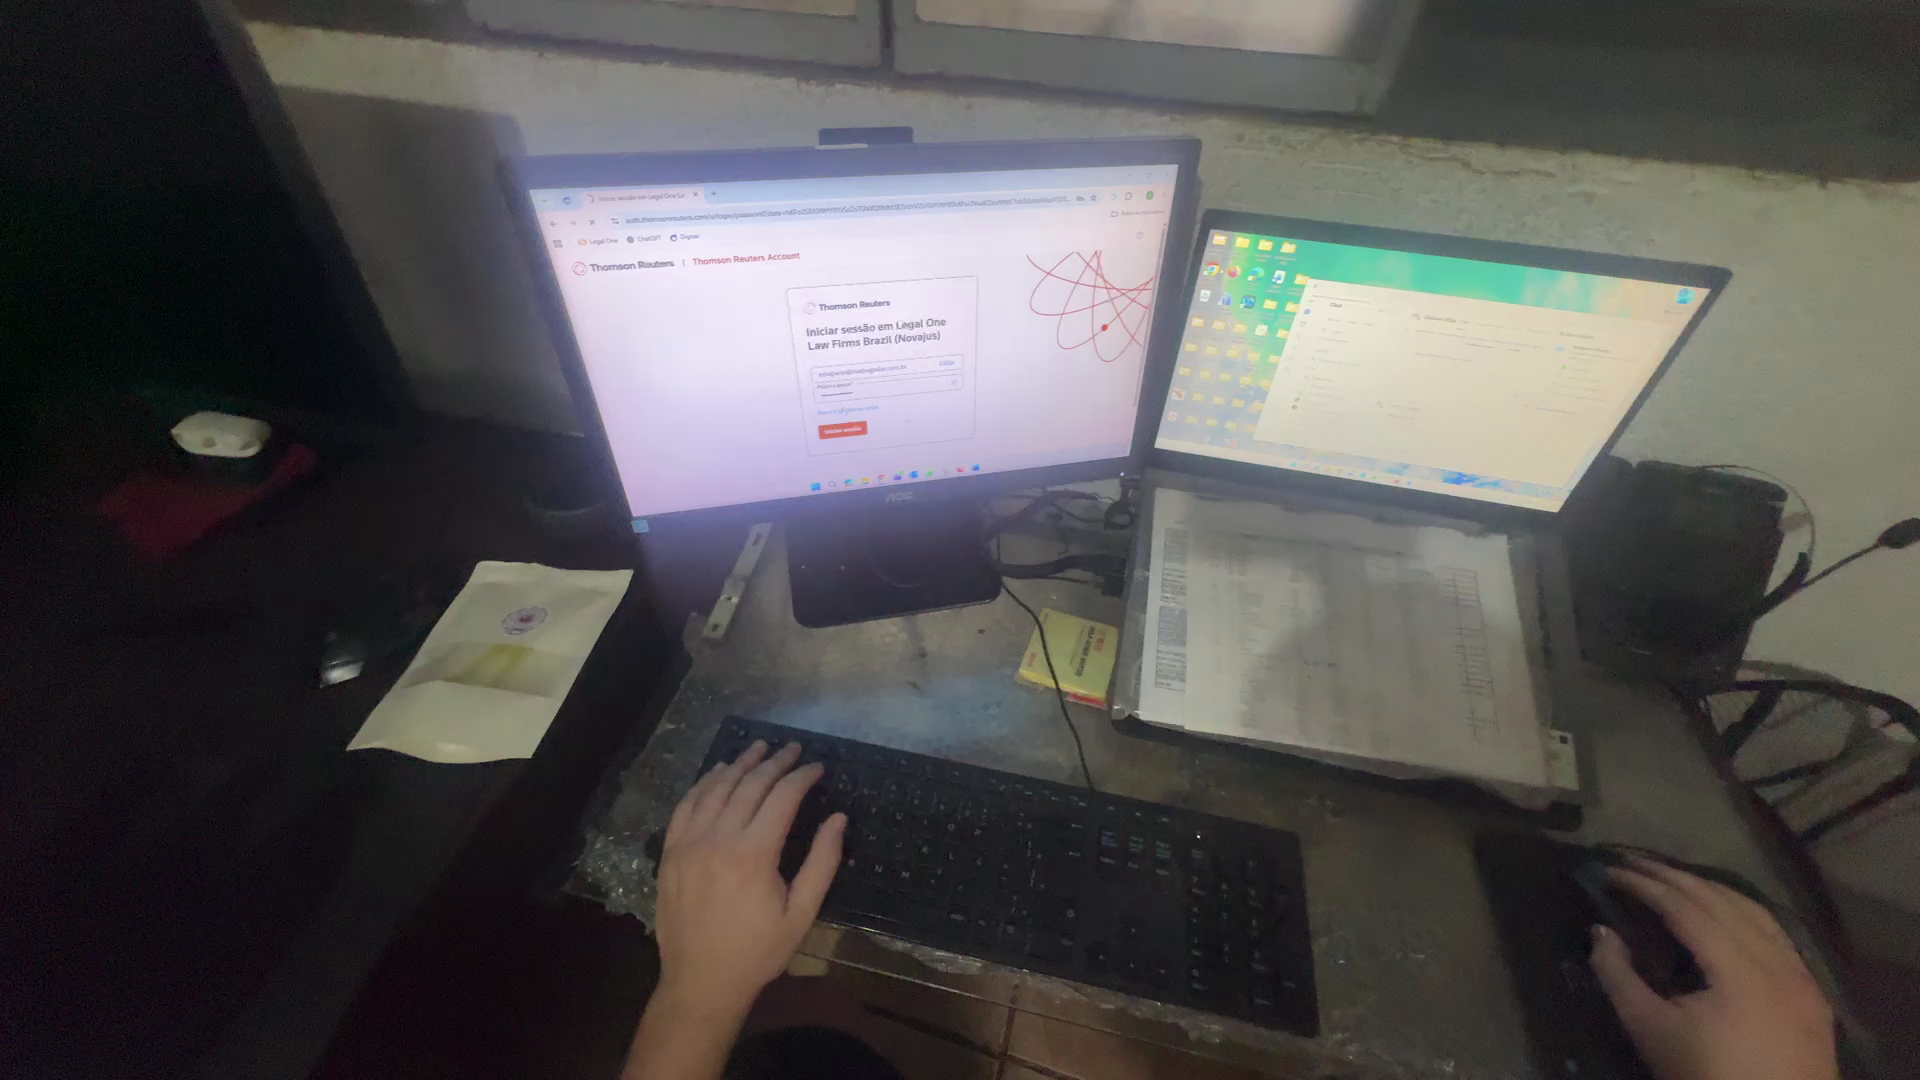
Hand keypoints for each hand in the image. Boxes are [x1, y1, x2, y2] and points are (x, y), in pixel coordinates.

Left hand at [655, 740, 846, 1017]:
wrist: (700, 984)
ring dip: (740, 763)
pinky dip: (704, 783)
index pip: (782, 796)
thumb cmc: (758, 950)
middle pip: (750, 785)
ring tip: (759, 748)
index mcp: (753, 855)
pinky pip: (686, 806)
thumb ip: (822, 862)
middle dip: (775, 762)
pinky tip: (719, 772)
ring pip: (716, 788)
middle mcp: (718, 840)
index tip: (817, 766)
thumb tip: (838, 819)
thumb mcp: (802, 913)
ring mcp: (689, 845)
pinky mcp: (671, 854)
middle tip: (792, 748)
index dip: (802, 776)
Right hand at [1589, 858, 1836, 1079]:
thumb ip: (1616, 972)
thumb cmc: (1705, 1074)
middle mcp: (1779, 968)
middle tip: (1628, 862)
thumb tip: (1600, 930)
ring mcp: (1802, 981)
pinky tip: (1715, 908)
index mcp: (1741, 974)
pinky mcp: (1810, 995)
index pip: (1686, 909)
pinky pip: (1774, 934)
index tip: (1607, 870)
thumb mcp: (1647, 1026)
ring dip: (1706, 888)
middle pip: (1722, 902)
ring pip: (1755, 913)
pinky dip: (1737, 909)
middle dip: (1671, 876)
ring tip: (1667, 877)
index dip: (1643, 884)